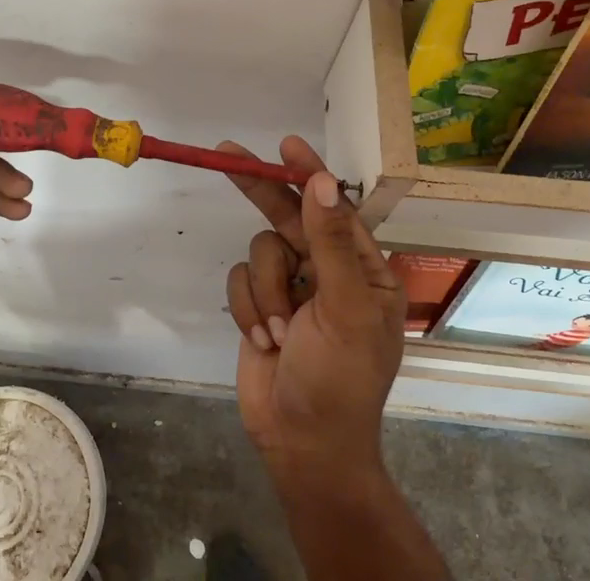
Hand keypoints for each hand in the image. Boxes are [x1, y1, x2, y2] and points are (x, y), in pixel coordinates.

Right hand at [219, 137, 404, 477]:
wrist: (302, 444)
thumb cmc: (340, 379)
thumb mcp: (345, 309)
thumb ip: (331, 243)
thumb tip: (323, 182)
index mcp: (363, 270)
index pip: (335, 209)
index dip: (310, 174)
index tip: (286, 144)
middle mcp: (327, 272)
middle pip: (288, 217)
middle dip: (261, 191)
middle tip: (226, 155)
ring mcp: (291, 289)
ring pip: (260, 252)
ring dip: (265, 292)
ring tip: (280, 333)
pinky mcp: (259, 306)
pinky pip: (240, 280)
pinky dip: (247, 309)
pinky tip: (263, 342)